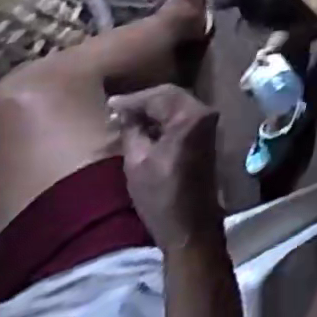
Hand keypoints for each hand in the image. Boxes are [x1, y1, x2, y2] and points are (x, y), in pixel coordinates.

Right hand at [109, 85, 224, 252]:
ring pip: (176, 105)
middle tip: (114, 110)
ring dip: (152, 110)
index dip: (133, 99)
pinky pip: (181, 117)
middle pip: (171, 96)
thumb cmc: (161, 194)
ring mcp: (208, 123)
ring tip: (123, 118)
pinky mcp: (205, 134)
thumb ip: (132, 131)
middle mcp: (205, 112)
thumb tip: (124, 113)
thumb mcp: (137, 161)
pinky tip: (142, 127)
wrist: (190, 221)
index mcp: (191, 116)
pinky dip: (162, 118)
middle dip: (143, 102)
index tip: (108, 104)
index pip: (160, 95)